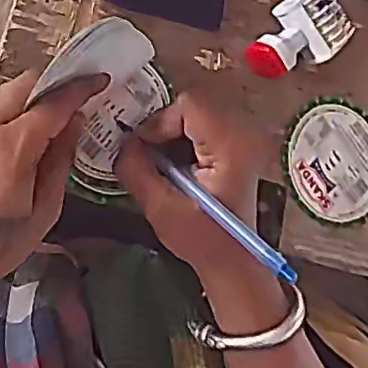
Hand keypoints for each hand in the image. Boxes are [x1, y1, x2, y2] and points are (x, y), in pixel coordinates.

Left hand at [0, 70, 107, 300]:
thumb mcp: (43, 211)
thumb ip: (61, 160)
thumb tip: (74, 123)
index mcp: (10, 147)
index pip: (53, 103)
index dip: (80, 88)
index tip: (99, 80)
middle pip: (27, 83)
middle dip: (54, 86)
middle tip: (73, 100)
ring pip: (6, 91)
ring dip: (30, 97)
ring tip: (45, 121)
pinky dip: (9, 108)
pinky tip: (17, 132)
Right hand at [113, 95, 268, 279]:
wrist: (236, 263)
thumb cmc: (202, 240)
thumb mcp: (161, 208)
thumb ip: (136, 169)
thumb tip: (122, 143)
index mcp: (230, 146)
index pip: (189, 105)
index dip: (160, 121)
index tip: (143, 147)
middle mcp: (243, 133)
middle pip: (194, 103)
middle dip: (165, 124)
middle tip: (149, 152)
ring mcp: (245, 138)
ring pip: (199, 110)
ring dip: (174, 130)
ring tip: (161, 160)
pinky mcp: (240, 145)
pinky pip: (206, 122)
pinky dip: (186, 135)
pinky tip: (177, 163)